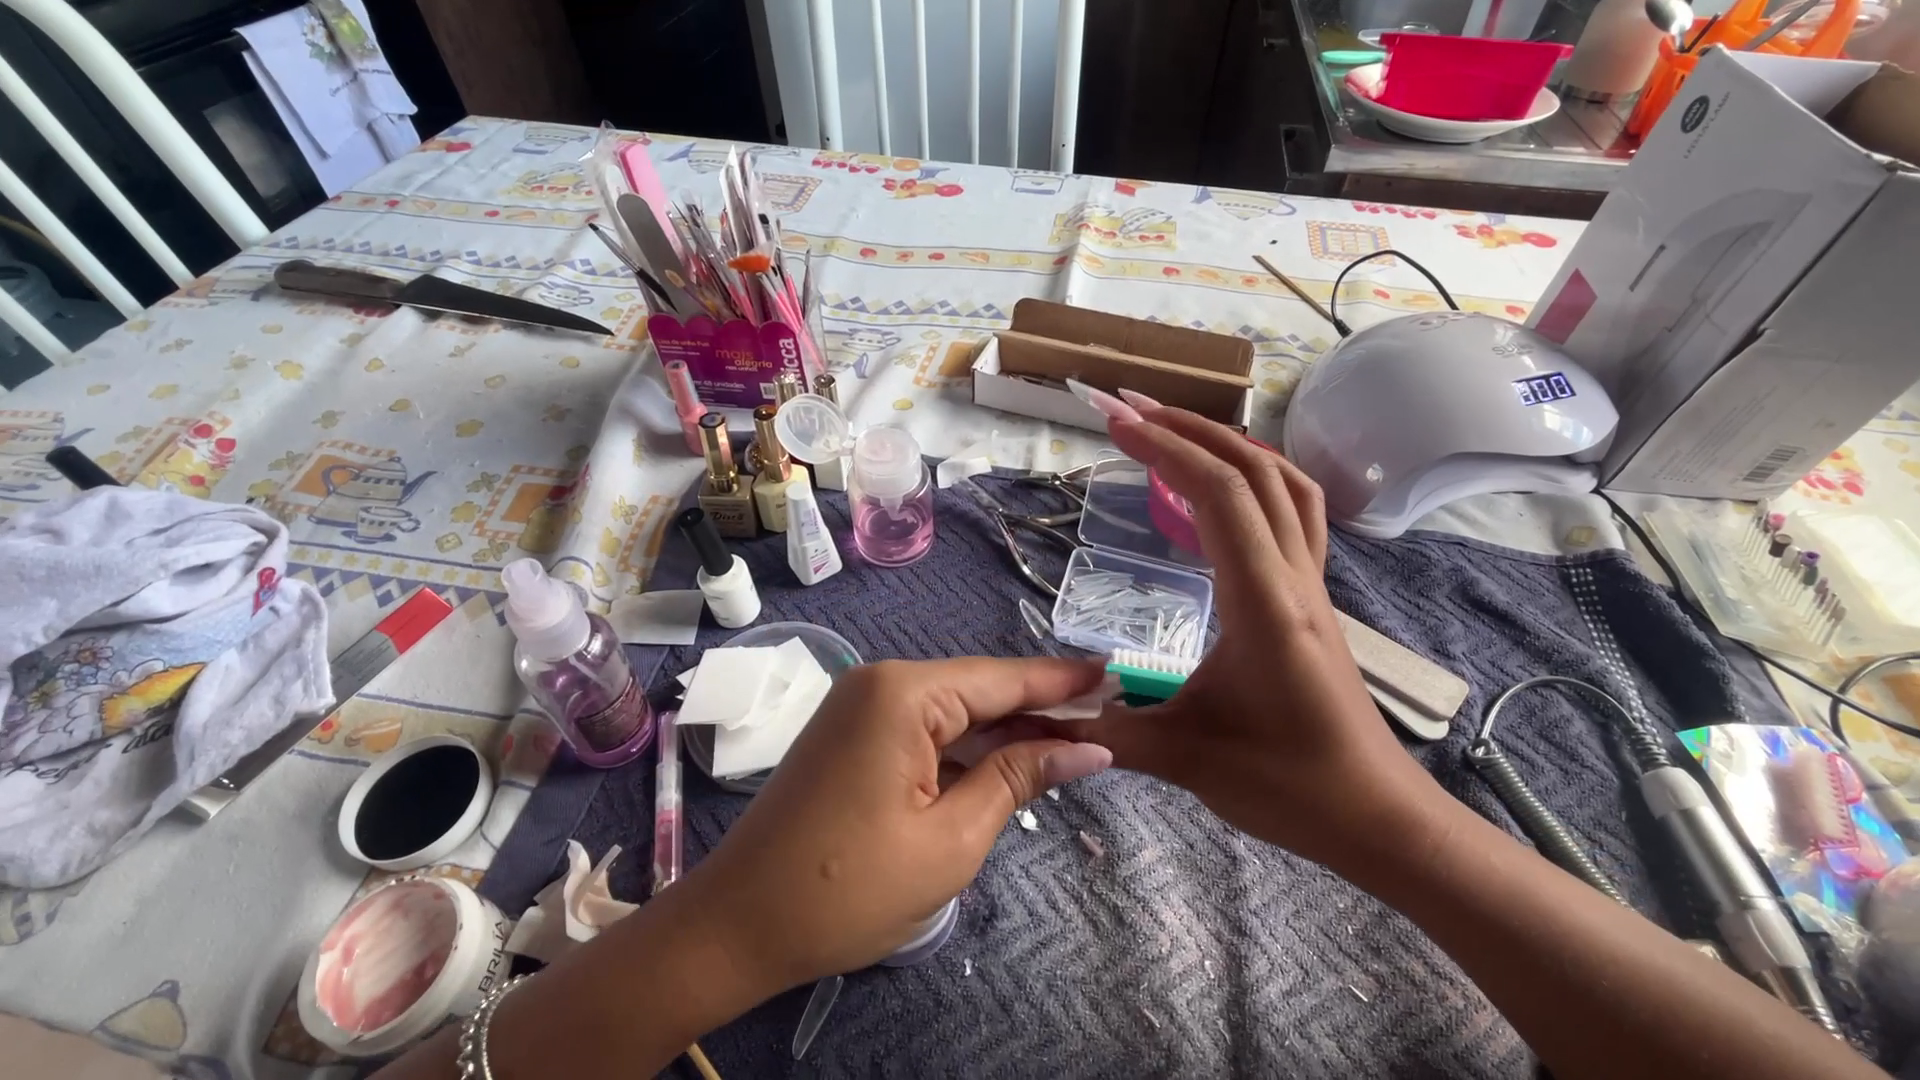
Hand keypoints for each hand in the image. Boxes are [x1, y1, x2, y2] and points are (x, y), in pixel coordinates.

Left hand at [679, 656, 1112, 991]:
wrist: (739, 925)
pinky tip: (1012, 759)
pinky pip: (926, 730)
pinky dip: (970, 747)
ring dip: (1008, 730)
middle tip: (1108, 719)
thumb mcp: (951, 839)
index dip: (1063, 680)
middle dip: (1041, 708)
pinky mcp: (853, 736)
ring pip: (955, 710)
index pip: (1003, 678)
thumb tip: (1087, 748)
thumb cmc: (849, 889)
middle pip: (980, 689)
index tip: (1117, 675)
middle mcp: (880, 684)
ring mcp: (862, 708)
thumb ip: (1019, 779)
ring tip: (1076, 740)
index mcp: (903, 694)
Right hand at [1067, 399, 1452, 873]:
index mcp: (1264, 603)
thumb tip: (1032, 717)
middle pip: (1254, 470)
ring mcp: (1310, 585)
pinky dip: (1252, 480)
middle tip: (1126, 407)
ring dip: (1227, 444)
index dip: (1165, 448)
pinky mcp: (1312, 600)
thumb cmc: (1289, 787)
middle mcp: (1294, 578)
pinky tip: (1218, 494)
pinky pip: (1291, 513)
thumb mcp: (1185, 759)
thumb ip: (1105, 732)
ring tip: (1171, 430)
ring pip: (1282, 483)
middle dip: (1188, 427)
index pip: (1220, 495)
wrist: (1377, 817)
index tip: (1112, 422)